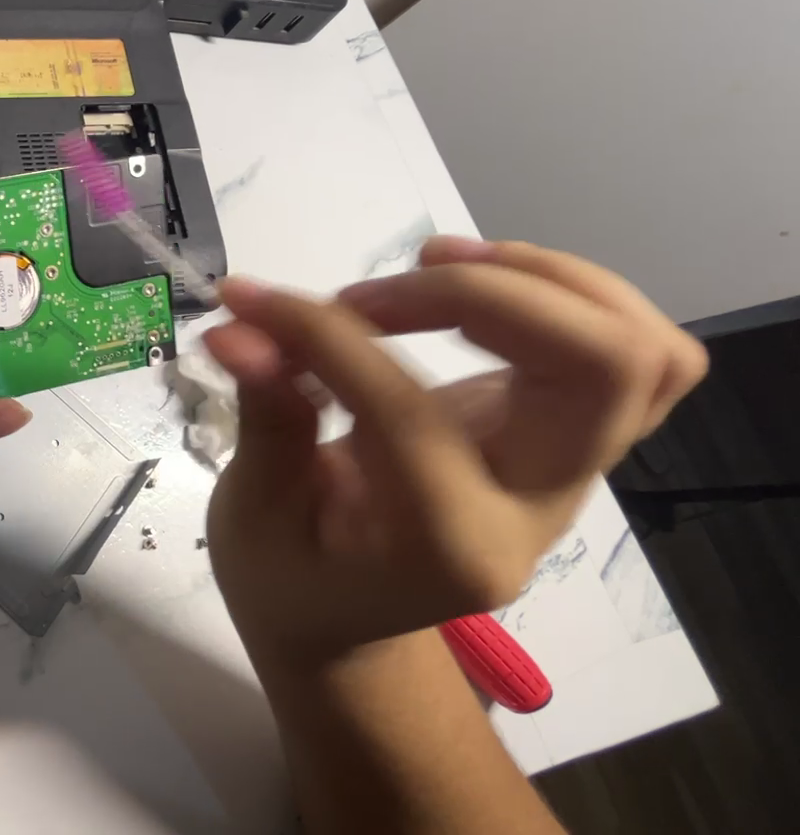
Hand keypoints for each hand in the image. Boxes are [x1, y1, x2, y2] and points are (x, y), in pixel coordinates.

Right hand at [202, 236, 706, 665]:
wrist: (345, 619)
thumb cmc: (286, 578)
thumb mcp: (252, 511)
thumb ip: (264, 414)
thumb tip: (235, 327)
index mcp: (446, 544)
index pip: (403, 407)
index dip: (317, 335)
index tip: (243, 302)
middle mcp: (534, 507)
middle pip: (597, 368)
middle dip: (471, 295)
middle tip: (360, 296)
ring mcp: (564, 473)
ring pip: (645, 351)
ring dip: (541, 281)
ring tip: (431, 262)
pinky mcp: (559, 439)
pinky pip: (630, 351)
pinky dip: (564, 295)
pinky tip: (470, 280)